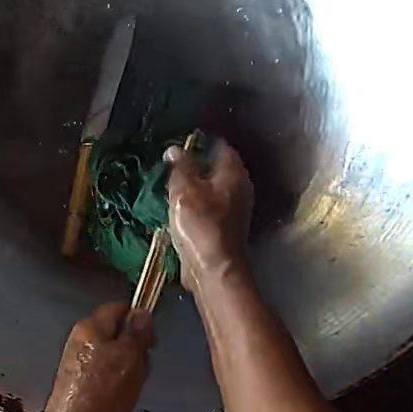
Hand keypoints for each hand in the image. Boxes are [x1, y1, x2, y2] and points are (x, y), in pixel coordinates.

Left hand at [37, 304, 155, 411]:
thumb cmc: (99, 395)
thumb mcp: (130, 356)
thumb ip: (138, 331)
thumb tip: (143, 313)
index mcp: (91, 326)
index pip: (120, 307)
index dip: (139, 319)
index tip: (151, 335)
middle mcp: (81, 340)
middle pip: (118, 333)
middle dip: (136, 348)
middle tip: (141, 364)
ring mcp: (80, 362)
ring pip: (116, 356)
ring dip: (130, 369)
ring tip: (130, 385)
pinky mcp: (82, 383)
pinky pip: (108, 376)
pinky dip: (119, 384)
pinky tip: (121, 398)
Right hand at [165, 141, 253, 291]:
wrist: (213, 267)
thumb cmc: (200, 223)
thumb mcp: (184, 189)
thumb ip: (180, 166)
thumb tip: (175, 149)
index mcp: (234, 173)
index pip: (220, 146)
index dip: (200, 143)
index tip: (181, 146)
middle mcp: (240, 188)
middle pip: (217, 169)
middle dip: (196, 166)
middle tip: (172, 167)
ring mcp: (235, 210)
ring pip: (212, 190)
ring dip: (194, 188)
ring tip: (171, 188)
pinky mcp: (226, 228)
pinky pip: (209, 209)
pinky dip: (196, 206)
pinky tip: (179, 210)